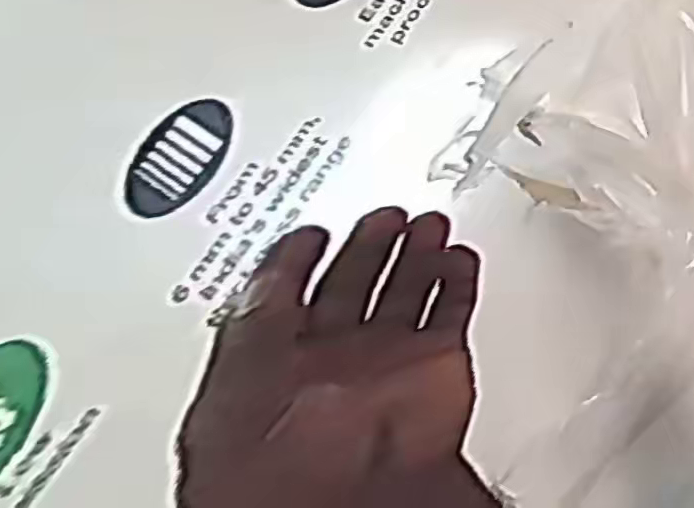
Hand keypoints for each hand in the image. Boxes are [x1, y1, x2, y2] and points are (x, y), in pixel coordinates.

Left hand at [176, 208, 488, 507]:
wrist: (357, 499)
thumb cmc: (278, 477)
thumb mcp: (235, 394)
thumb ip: (253, 327)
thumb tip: (267, 274)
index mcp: (275, 368)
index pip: (284, 299)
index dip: (295, 262)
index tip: (309, 231)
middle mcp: (334, 358)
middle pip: (355, 284)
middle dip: (370, 244)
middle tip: (382, 214)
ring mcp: (388, 356)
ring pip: (407, 287)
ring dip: (418, 252)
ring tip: (427, 222)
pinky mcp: (437, 357)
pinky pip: (452, 305)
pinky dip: (459, 276)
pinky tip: (457, 256)